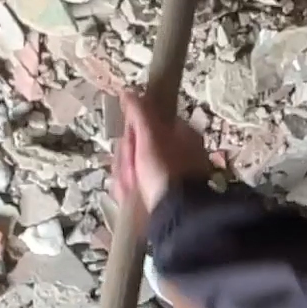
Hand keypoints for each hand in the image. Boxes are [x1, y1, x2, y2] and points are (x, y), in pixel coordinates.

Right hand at [113, 90, 210, 212]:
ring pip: (131, 167)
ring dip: (125, 175)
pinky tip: (130, 195)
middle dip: (127, 158)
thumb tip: (128, 91)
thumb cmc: (166, 171)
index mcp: (181, 135)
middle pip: (136, 146)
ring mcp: (166, 176)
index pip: (147, 123)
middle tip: (131, 168)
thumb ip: (139, 112)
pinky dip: (128, 191)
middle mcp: (176, 154)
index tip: (130, 140)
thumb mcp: (151, 136)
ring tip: (131, 186)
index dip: (133, 131)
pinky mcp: (156, 196)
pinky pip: (133, 186)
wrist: (176, 216)